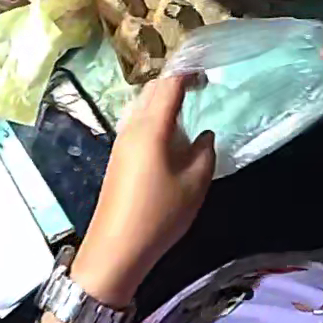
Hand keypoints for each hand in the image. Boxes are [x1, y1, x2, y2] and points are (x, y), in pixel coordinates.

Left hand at [74, 74, 214, 304]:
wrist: (115, 249)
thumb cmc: (159, 214)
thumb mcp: (195, 184)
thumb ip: (205, 152)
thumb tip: (204, 135)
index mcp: (151, 127)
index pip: (169, 84)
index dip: (188, 73)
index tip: (207, 74)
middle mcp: (132, 126)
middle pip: (152, 89)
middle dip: (175, 81)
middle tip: (200, 88)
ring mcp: (122, 140)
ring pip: (143, 104)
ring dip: (164, 99)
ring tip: (188, 108)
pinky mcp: (119, 154)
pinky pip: (138, 121)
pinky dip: (156, 115)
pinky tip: (170, 134)